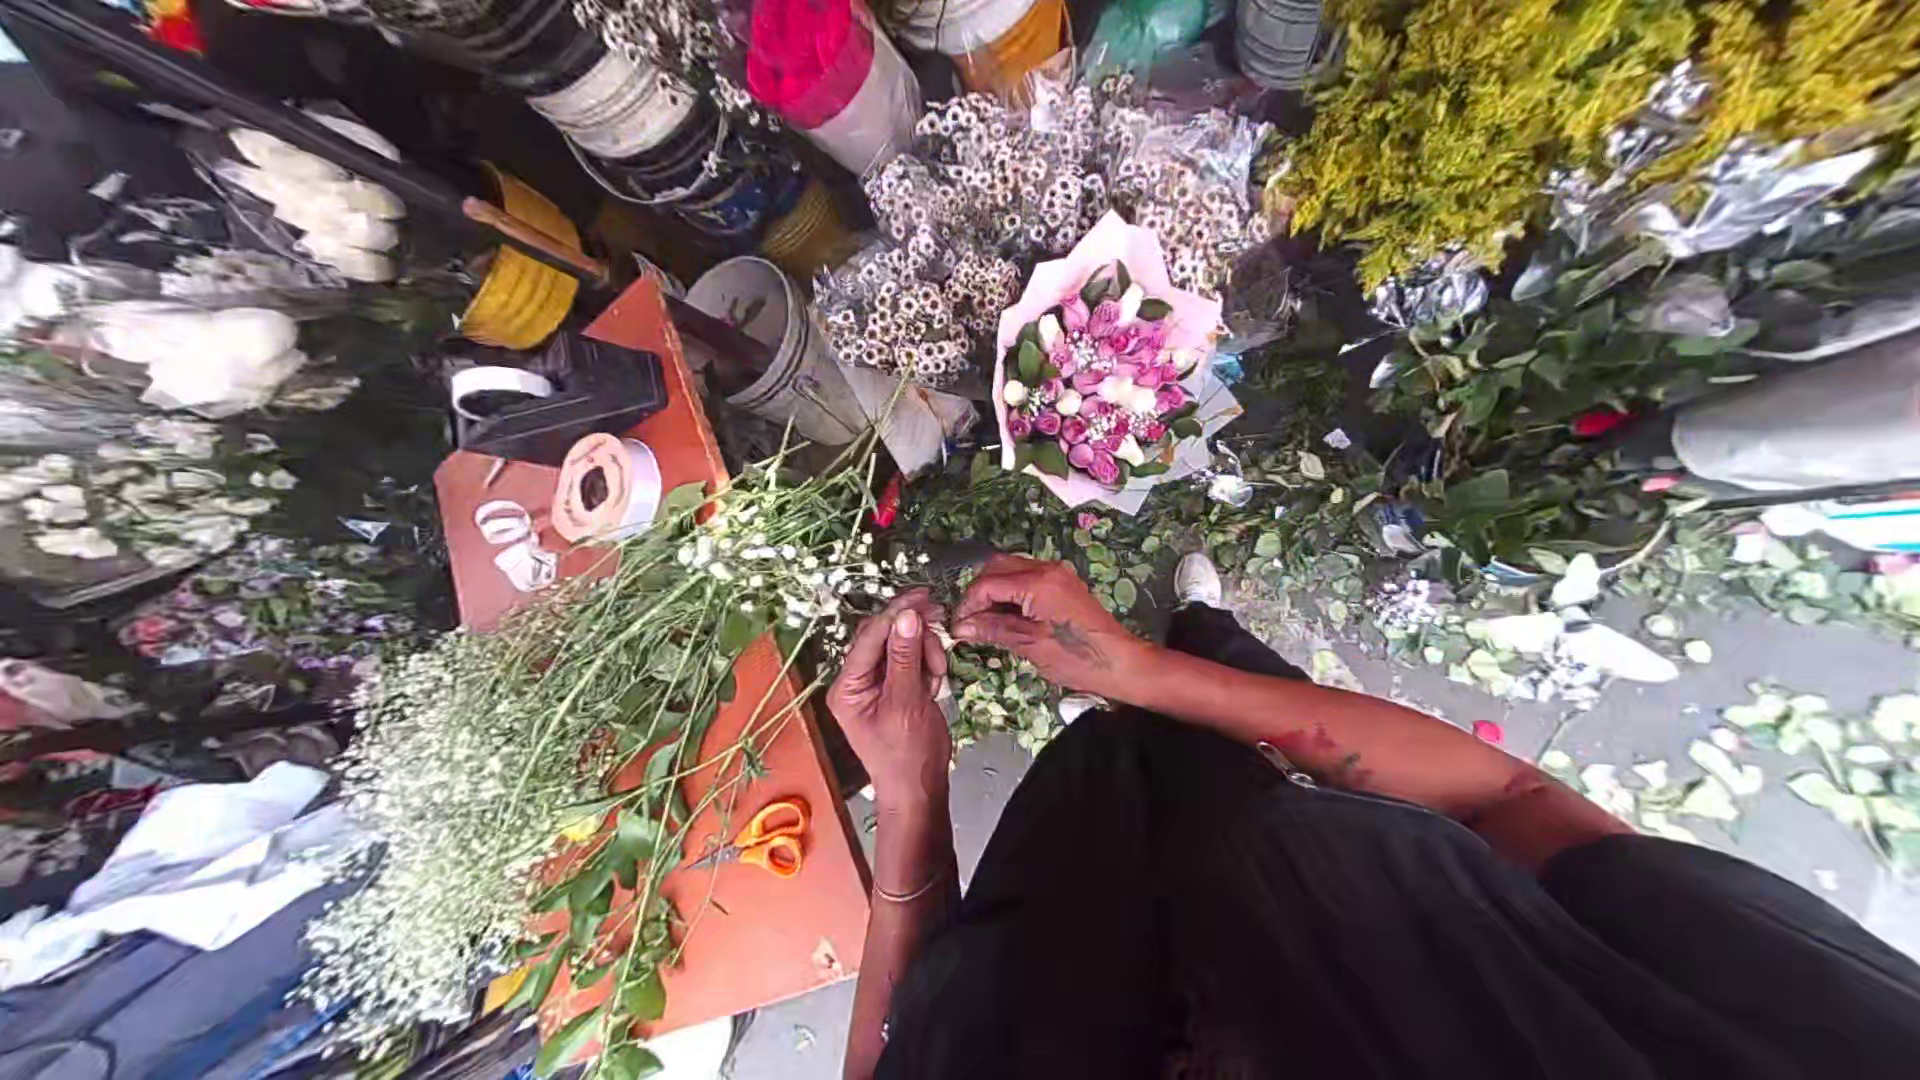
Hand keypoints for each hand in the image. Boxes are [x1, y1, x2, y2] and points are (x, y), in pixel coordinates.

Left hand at [826, 589, 952, 810]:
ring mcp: (879, 681)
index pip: (869, 637)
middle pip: (885, 635)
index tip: (920, 598)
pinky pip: (913, 658)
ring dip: (925, 650)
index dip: (895, 614)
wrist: (920, 788)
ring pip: (903, 643)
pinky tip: (934, 683)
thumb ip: (905, 657)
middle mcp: (859, 679)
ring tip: (936, 676)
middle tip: (938, 620)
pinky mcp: (898, 684)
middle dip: (914, 632)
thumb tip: (907, 616)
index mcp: (848, 685)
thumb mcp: (905, 703)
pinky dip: (928, 663)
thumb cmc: (906, 755)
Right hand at [951, 555, 1151, 700]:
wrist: (1121, 663)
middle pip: (997, 567)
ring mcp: (1057, 574)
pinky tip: (1007, 616)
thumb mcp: (1030, 646)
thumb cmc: (1077, 658)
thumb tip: (961, 628)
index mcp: (1038, 582)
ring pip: (1011, 569)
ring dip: (993, 590)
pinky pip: (1027, 577)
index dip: (968, 605)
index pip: (988, 584)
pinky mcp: (1063, 583)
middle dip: (978, 592)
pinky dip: (1011, 591)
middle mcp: (1046, 569)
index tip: (958, 627)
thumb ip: (994, 630)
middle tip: (970, 621)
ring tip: (985, 621)